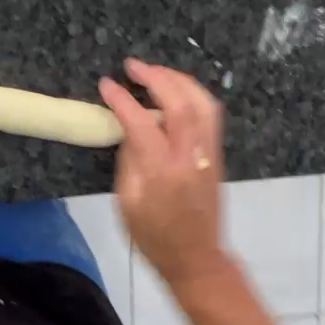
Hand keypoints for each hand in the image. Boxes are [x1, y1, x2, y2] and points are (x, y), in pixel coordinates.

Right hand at [98, 58, 224, 284]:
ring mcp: (208, 155)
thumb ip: (129, 162)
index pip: (141, 123)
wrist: (196, 258)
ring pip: (202, 103)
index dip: (122, 100)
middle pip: (180, 103)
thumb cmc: (154, 237)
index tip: (106, 84)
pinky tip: (176, 92)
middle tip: (133, 66)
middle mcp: (190, 158)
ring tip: (155, 72)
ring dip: (179, 80)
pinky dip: (193, 94)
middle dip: (156, 77)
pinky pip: (210, 114)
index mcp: (162, 173)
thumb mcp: (127, 203)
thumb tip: (130, 130)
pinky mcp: (217, 156)